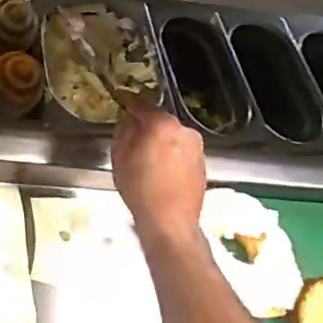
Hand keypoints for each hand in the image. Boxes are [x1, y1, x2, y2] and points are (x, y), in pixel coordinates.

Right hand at [111, 106, 204, 252]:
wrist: (171, 223)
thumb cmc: (140, 188)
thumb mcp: (120, 156)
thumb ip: (125, 131)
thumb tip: (130, 121)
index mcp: (162, 124)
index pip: (142, 104)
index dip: (128, 101)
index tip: (121, 99)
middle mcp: (184, 130)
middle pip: (160, 120)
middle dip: (146, 124)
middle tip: (132, 134)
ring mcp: (197, 147)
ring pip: (172, 135)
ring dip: (160, 140)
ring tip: (146, 155)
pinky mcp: (202, 163)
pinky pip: (181, 150)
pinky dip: (171, 153)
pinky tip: (161, 169)